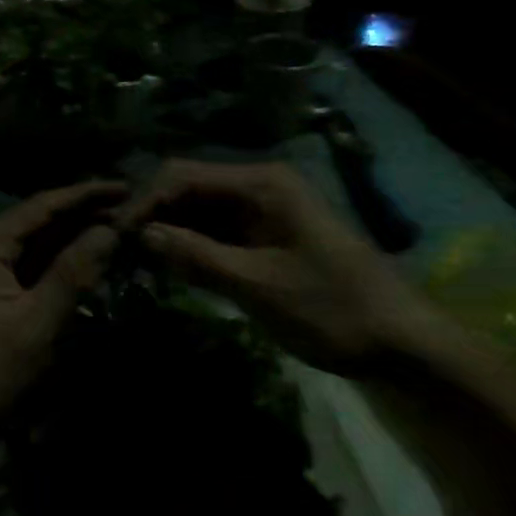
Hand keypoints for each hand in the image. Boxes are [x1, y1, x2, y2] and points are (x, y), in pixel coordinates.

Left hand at [0, 180, 126, 446]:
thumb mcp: (35, 324)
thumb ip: (73, 274)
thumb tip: (110, 231)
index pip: (44, 205)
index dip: (87, 194)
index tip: (127, 188)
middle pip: (43, 221)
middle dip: (85, 214)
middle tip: (131, 211)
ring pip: (40, 244)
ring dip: (77, 237)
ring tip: (118, 231)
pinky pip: (36, 267)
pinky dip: (64, 262)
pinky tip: (90, 263)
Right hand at [118, 160, 431, 373]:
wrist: (399, 340)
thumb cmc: (331, 309)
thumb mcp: (258, 286)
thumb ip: (198, 257)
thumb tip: (142, 234)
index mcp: (263, 183)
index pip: (186, 175)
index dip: (146, 199)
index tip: (115, 233)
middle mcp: (262, 186)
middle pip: (192, 187)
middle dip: (156, 213)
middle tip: (119, 249)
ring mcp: (267, 210)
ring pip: (203, 210)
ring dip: (172, 230)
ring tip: (136, 260)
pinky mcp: (269, 235)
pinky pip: (220, 230)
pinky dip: (195, 245)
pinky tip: (172, 266)